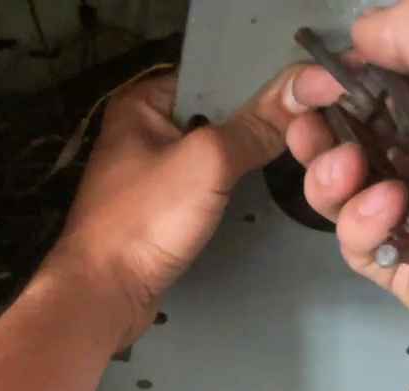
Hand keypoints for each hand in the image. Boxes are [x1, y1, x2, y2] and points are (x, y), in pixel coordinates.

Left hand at [52, 68, 304, 344]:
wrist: (104, 294)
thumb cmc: (145, 220)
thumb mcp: (207, 162)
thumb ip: (253, 128)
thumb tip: (305, 95)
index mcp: (139, 105)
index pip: (209, 78)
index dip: (252, 85)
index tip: (297, 97)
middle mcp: (138, 136)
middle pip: (210, 119)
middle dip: (248, 128)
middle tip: (299, 132)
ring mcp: (144, 181)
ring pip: (205, 160)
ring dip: (237, 165)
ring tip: (283, 159)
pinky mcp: (152, 218)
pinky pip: (196, 194)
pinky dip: (220, 196)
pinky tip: (247, 198)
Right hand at [287, 0, 408, 346]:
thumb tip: (369, 32)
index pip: (400, 81)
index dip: (353, 78)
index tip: (320, 80)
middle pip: (366, 141)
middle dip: (326, 130)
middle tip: (307, 124)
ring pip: (353, 195)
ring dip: (332, 174)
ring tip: (343, 165)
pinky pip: (363, 245)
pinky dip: (363, 222)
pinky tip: (388, 207)